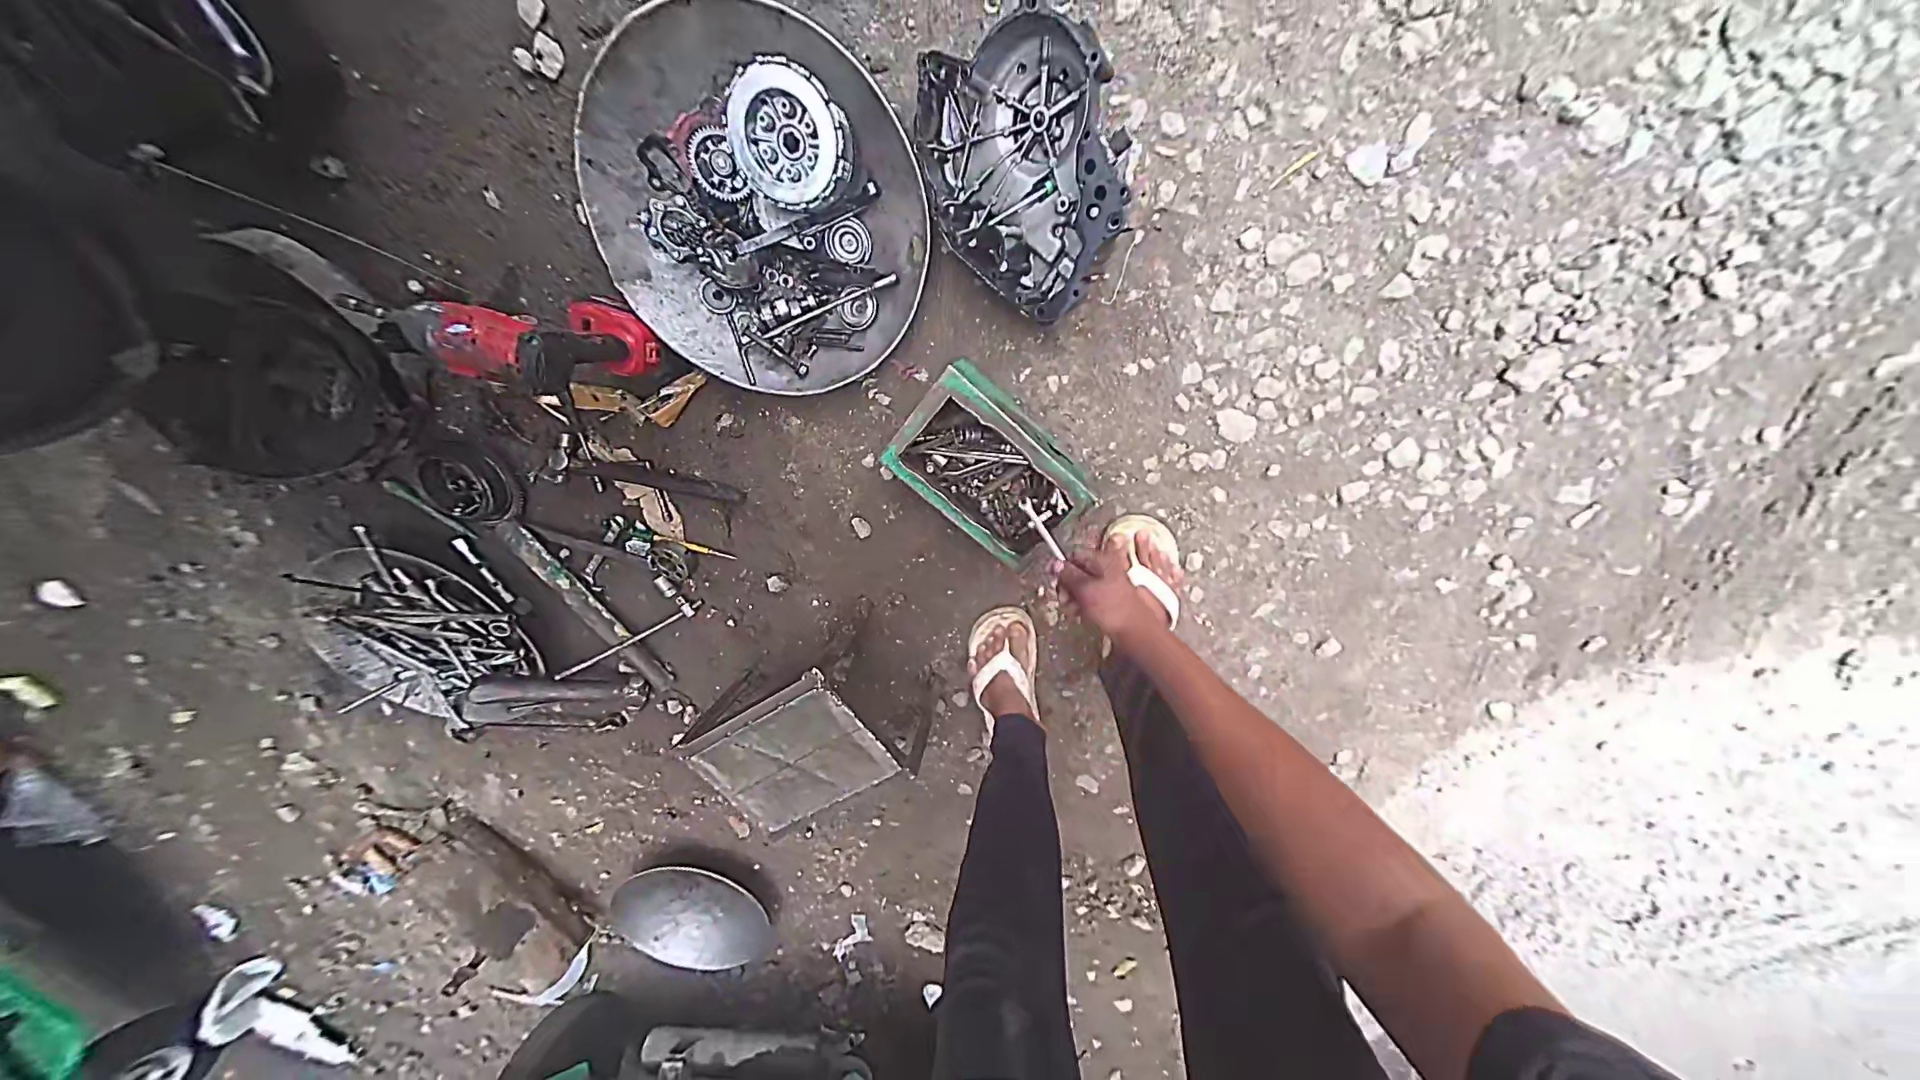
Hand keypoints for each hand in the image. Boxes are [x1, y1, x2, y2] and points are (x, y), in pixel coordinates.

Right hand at [1053, 532, 1175, 644]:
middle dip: (1066, 586)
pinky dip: (1082, 605)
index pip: (1073, 555)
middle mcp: (1105, 568)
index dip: (1061, 567)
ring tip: (1074, 611)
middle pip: (1076, 571)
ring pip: (1081, 586)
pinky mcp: (1109, 598)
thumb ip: (1067, 575)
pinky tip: (1081, 615)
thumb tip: (1054, 563)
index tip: (1055, 581)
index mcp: (1101, 560)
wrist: (1135, 632)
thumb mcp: (1084, 589)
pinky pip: (1089, 597)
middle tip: (1065, 600)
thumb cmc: (1111, 608)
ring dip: (1072, 598)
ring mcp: (1108, 584)